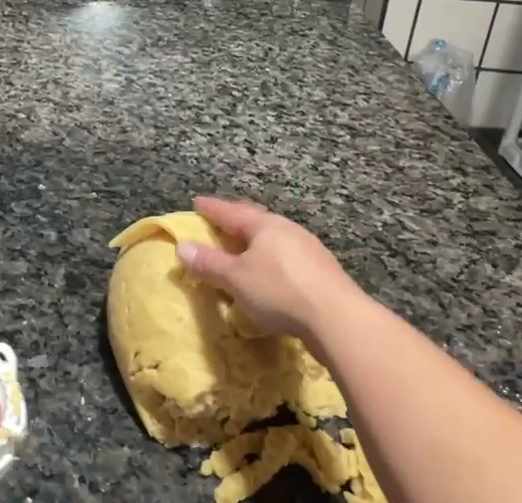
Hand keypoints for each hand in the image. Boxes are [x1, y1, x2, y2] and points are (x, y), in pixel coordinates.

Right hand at [174, 196, 362, 338]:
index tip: (197, 203)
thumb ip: (209, 264)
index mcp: (265, 225)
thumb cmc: (280, 291)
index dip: (212, 208)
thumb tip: (182, 247)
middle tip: (219, 222)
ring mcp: (308, 250)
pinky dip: (271, 262)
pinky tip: (270, 277)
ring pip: (274, 240)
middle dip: (236, 222)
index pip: (231, 211)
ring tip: (243, 251)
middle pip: (255, 221)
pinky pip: (287, 259)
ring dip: (255, 244)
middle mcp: (287, 230)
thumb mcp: (236, 279)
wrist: (339, 320)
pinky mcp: (322, 273)